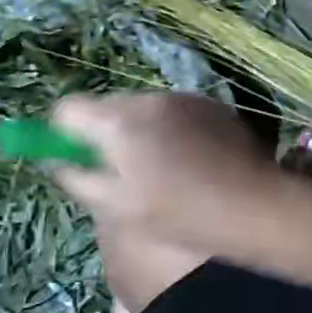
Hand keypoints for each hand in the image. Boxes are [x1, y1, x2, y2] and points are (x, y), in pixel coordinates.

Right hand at [48, 92, 275, 244]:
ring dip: (140, 131)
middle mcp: (148, 99)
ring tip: (161, 170)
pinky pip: (175, 112)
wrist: (252, 206)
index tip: (76, 158)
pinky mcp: (212, 106)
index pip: (68, 109)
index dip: (64, 133)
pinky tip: (190, 162)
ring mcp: (184, 99)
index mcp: (118, 122)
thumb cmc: (179, 214)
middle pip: (108, 106)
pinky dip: (171, 130)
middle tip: (120, 171)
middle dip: (105, 133)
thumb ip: (78, 178)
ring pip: (143, 109)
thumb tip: (59, 161)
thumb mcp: (117, 206)